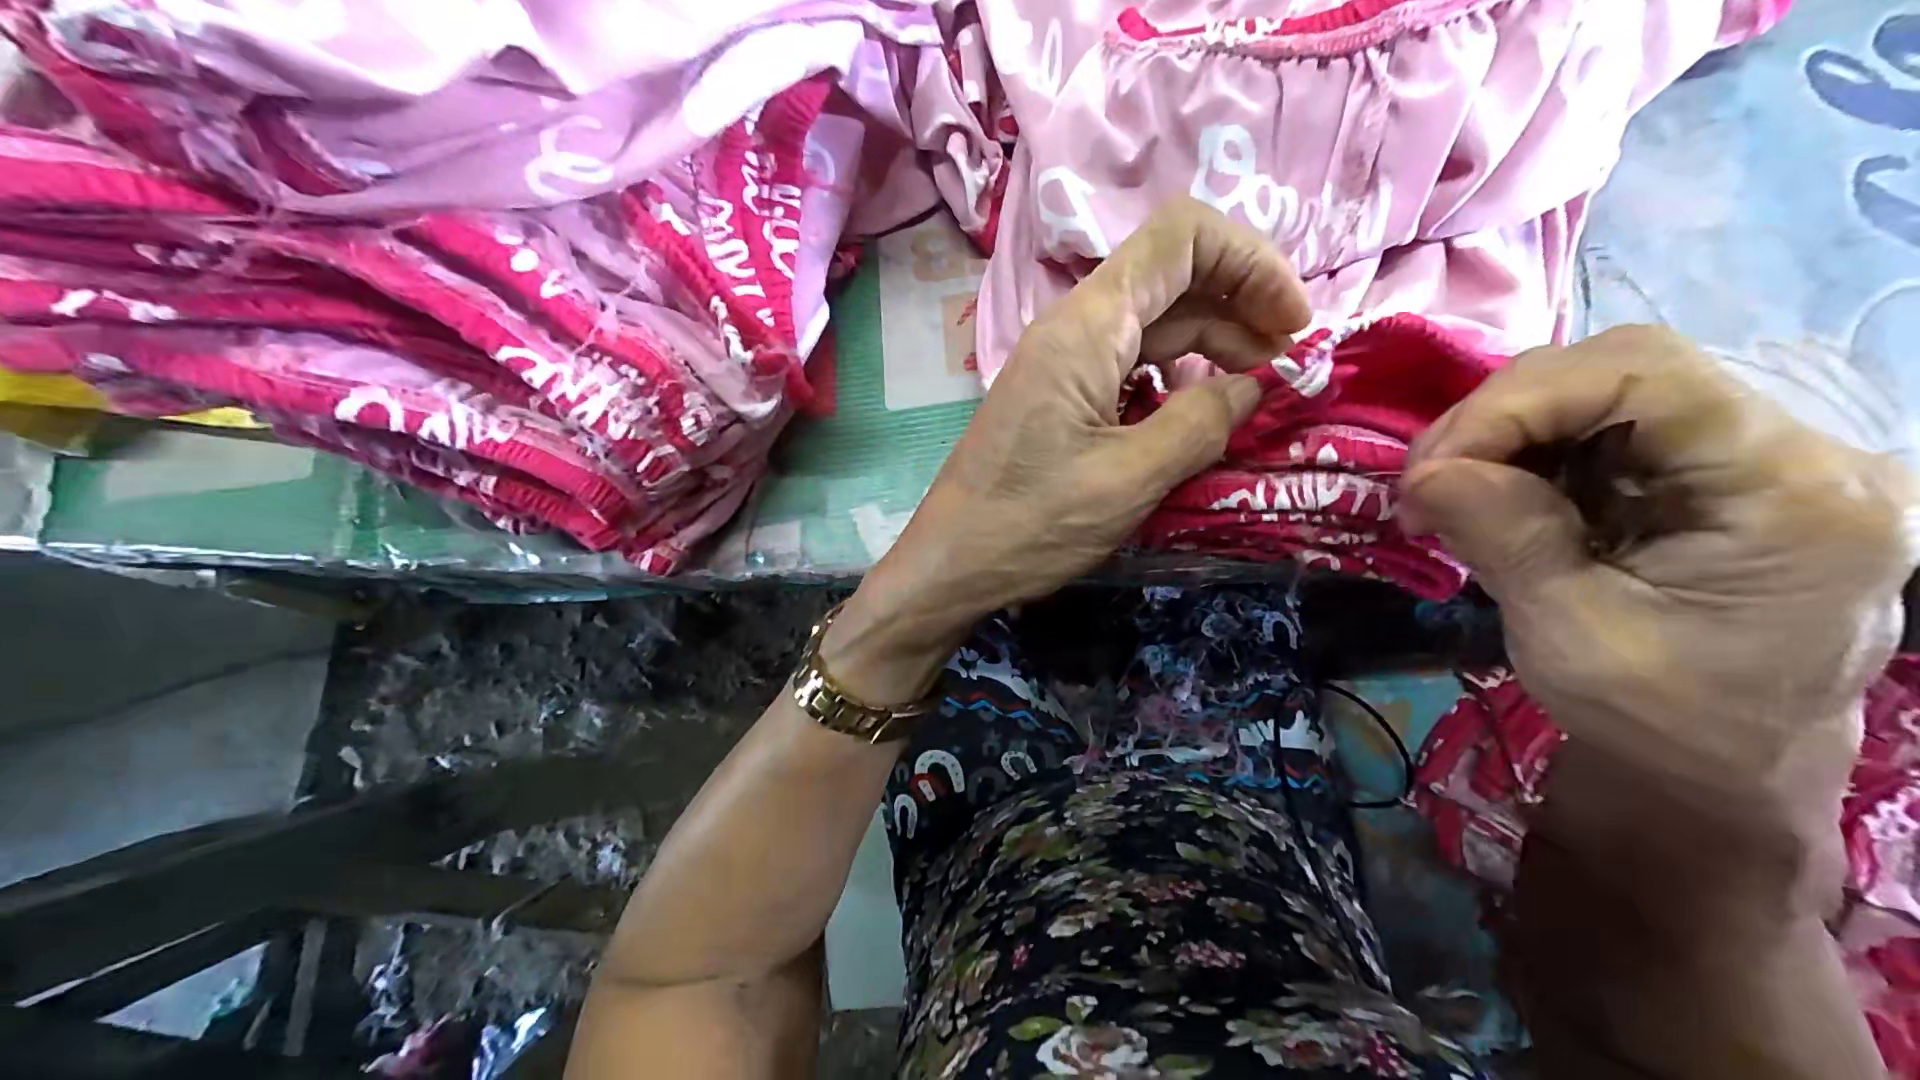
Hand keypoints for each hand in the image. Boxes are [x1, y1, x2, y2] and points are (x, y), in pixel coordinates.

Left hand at [822, 198, 1310, 701]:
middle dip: (1242, 303)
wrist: (951, 564)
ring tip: (1261, 387)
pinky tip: (1205, 408)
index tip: (1293, 323)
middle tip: (1291, 362)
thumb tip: (1254, 384)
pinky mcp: (1061, 398)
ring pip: (1155, 324)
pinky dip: (1178, 376)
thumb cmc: (1031, 525)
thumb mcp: (1129, 479)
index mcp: (1087, 327)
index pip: (1182, 236)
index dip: (1252, 261)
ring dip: (1215, 342)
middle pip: (1174, 276)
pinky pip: (1132, 365)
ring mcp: (1064, 363)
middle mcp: (1074, 328)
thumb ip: (1201, 422)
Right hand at [1401, 325, 1915, 925]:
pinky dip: (1521, 448)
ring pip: (1601, 385)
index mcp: (1792, 494)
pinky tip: (1490, 491)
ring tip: (1448, 490)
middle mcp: (1792, 452)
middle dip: (1500, 414)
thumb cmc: (1658, 720)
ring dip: (1503, 430)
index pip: (1648, 377)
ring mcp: (1748, 456)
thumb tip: (1425, 471)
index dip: (1517, 403)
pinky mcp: (1700, 472)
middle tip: (1428, 479)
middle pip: (1624, 366)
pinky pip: (1597, 423)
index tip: (1432, 468)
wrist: (1714, 769)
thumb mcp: (1569, 634)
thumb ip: (1505, 537)